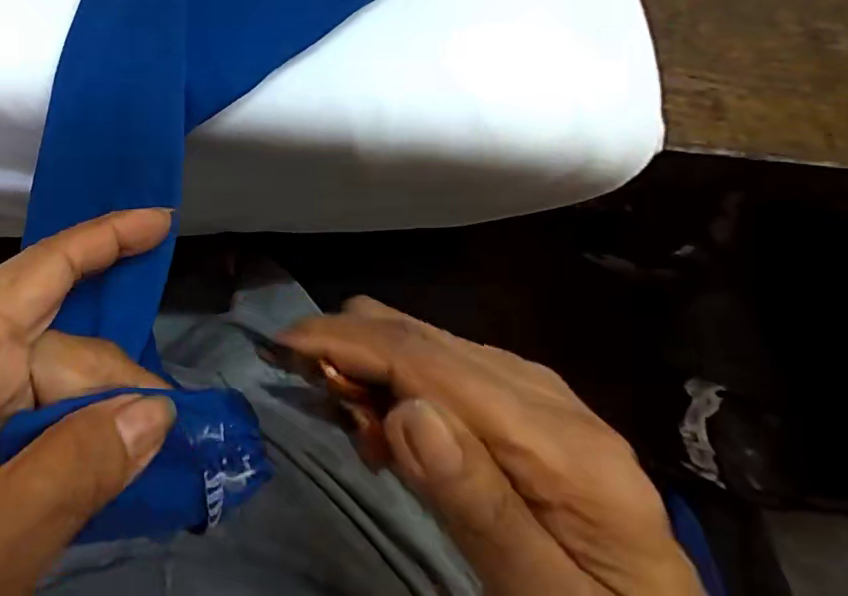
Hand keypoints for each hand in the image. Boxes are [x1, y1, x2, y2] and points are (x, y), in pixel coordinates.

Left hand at [0, 210, 177, 595]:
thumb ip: (79, 466)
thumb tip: (156, 411)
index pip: (46, 268)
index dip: (109, 239)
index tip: (163, 219)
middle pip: (66, 348)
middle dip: (121, 385)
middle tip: (183, 434)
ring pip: (58, 394)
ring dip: (102, 427)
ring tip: (151, 469)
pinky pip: (39, 429)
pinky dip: (77, 449)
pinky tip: (107, 478)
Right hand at [281, 298, 701, 595]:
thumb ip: (481, 508)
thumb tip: (405, 410)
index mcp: (563, 445)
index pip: (432, 362)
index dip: (351, 342)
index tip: (284, 342)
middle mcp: (551, 396)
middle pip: (428, 337)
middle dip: (355, 348)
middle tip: (319, 406)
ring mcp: (543, 393)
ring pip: (432, 342)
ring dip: (377, 366)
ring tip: (364, 438)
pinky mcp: (531, 403)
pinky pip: (449, 365)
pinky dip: (404, 379)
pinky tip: (399, 430)